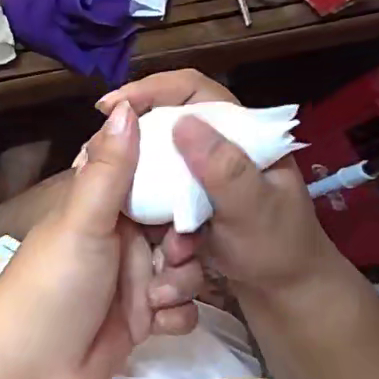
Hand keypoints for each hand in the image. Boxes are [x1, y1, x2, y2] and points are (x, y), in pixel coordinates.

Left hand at [0, 101, 204, 378]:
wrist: (25, 367)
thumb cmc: (50, 284)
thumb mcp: (82, 222)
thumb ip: (111, 170)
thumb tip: (128, 106)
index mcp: (103, 208)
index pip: (156, 183)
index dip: (182, 190)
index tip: (197, 199)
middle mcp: (119, 240)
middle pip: (180, 231)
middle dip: (185, 247)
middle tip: (170, 260)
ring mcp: (130, 282)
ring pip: (185, 272)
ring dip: (180, 285)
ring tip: (153, 300)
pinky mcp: (139, 321)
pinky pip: (180, 311)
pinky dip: (174, 317)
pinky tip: (152, 326)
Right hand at [97, 70, 343, 295]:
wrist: (282, 290)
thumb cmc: (277, 246)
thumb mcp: (254, 208)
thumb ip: (223, 167)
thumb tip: (181, 123)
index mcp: (240, 131)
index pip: (192, 89)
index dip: (152, 88)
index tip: (114, 105)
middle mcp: (216, 140)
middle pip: (164, 113)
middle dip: (129, 125)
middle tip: (95, 143)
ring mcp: (198, 167)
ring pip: (153, 146)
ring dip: (127, 157)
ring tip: (95, 168)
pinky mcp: (184, 191)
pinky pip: (150, 177)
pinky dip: (131, 183)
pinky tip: (113, 194)